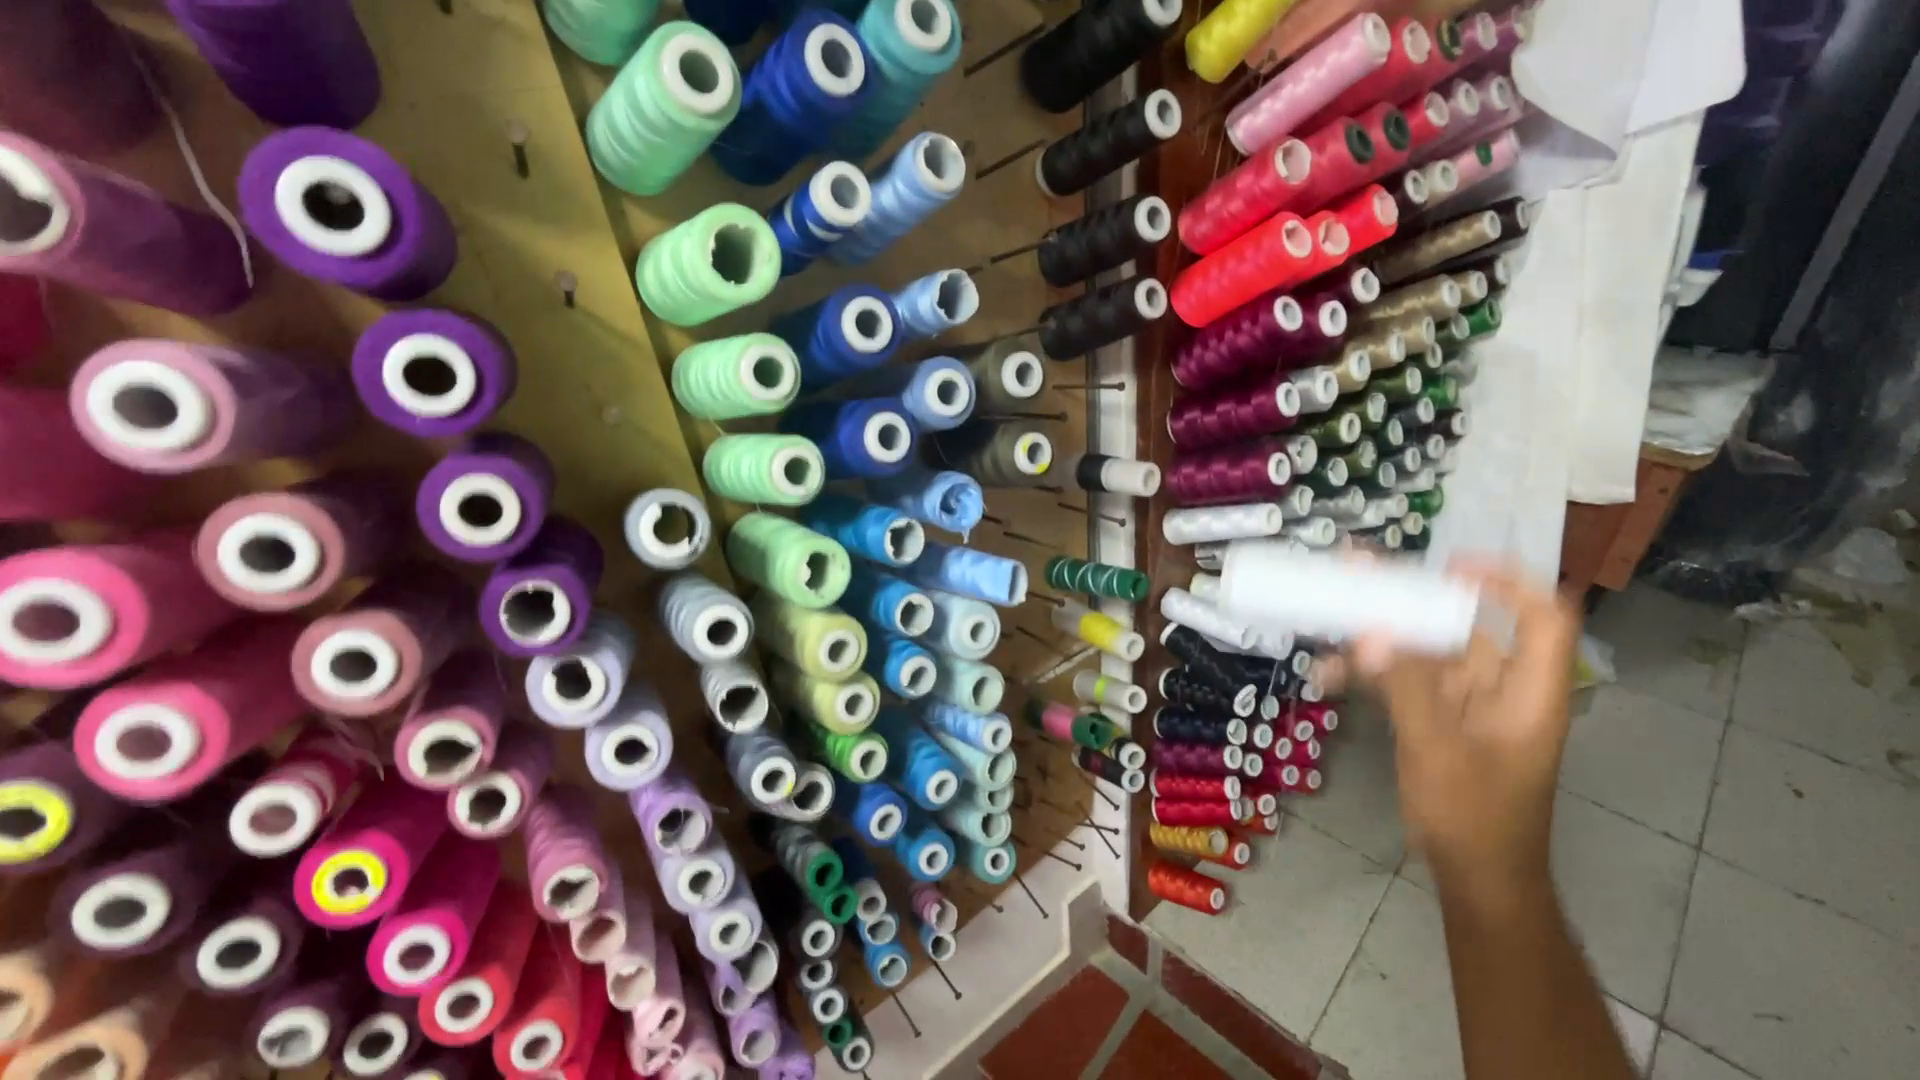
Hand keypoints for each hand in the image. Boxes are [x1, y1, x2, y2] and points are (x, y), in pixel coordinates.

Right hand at [1346, 558, 1580, 893]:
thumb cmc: (1476, 817)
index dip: (1507, 582)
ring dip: (1380, 633)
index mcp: (1528, 692)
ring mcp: (1465, 705)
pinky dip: (1369, 673)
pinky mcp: (1434, 721)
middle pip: (1465, 625)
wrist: (1475, 877)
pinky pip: (1402, 681)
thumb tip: (1371, 632)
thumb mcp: (1440, 751)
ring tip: (1331, 609)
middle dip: (1413, 597)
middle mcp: (1500, 689)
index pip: (1541, 618)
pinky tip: (1328, 675)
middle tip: (1359, 570)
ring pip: (1425, 650)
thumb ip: (1407, 688)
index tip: (1450, 565)